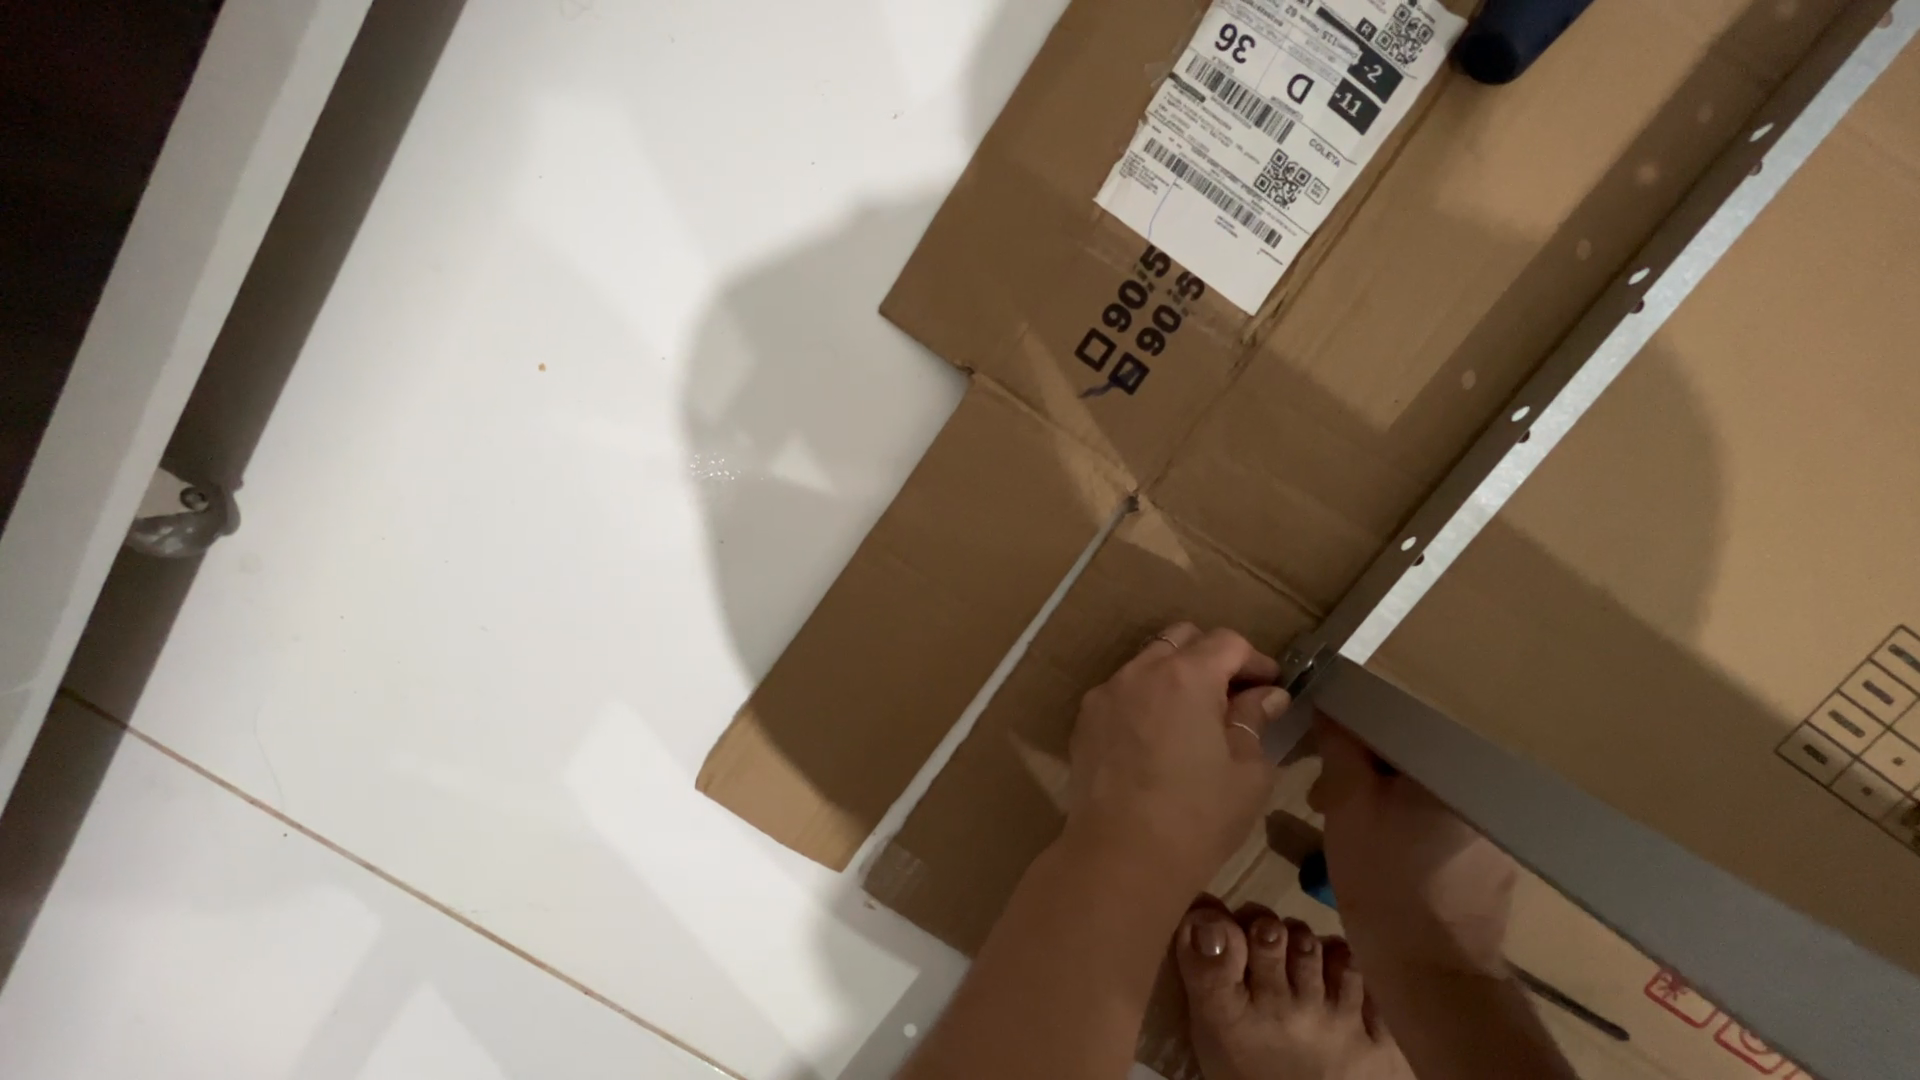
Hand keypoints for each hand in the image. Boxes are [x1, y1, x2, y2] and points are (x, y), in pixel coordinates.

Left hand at [1065, 624, 1291, 893]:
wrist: (1121, 855)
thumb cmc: (1197, 816)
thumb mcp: (1247, 771)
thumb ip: (1254, 721)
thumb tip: (1266, 695)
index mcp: (1186, 675)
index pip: (1227, 642)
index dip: (1255, 660)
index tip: (1270, 688)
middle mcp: (1140, 671)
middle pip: (1182, 639)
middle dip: (1212, 658)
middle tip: (1233, 697)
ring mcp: (1106, 693)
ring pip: (1147, 663)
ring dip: (1175, 676)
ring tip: (1193, 718)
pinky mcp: (1085, 720)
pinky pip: (1121, 692)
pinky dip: (1144, 699)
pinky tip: (1156, 738)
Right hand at [1307, 717, 1515, 977]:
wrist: (1429, 968)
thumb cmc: (1383, 877)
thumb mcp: (1346, 801)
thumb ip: (1339, 744)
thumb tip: (1331, 705)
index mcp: (1460, 766)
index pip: (1398, 722)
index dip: (1353, 728)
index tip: (1323, 743)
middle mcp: (1491, 789)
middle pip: (1414, 755)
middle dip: (1367, 765)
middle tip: (1326, 788)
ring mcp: (1497, 827)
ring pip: (1426, 788)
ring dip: (1386, 793)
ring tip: (1348, 818)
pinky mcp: (1494, 858)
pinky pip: (1442, 817)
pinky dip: (1409, 819)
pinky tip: (1382, 844)